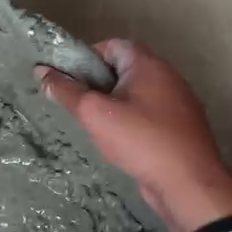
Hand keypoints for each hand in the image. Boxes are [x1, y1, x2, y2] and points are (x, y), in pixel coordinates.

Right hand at [34, 40, 231, 231]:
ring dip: (113, 104)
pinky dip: (131, 120)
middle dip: (97, 84)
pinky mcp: (181, 127)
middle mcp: (168, 77)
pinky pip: (148, 113)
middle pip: (123, 69)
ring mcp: (178, 103)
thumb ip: (65, 90)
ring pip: (135, 93)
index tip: (71, 81)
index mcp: (149, 65)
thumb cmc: (140, 140)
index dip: (87, 58)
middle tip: (79, 104)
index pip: (111, 45)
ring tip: (96, 125)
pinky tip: (120, 141)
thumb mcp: (93, 113)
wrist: (190, 186)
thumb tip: (41, 71)